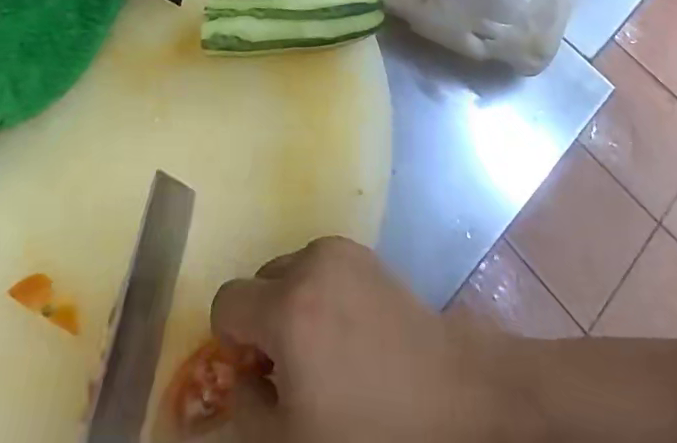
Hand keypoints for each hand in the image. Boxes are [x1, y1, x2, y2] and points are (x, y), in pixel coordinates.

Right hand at [209, 237, 509, 442]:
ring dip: (293, 302)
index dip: (232, 339)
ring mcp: (344, 251)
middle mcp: (313, 262)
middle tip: (292, 364)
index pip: (226, 301)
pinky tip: (349, 329)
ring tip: (325, 345)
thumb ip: (245, 406)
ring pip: (292, 270)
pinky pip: (322, 265)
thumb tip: (245, 373)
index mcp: (287, 305)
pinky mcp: (369, 252)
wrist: (450, 389)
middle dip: (264, 319)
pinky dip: (320, 290)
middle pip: (260, 282)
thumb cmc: (367, 423)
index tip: (258, 369)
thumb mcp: (289, 439)